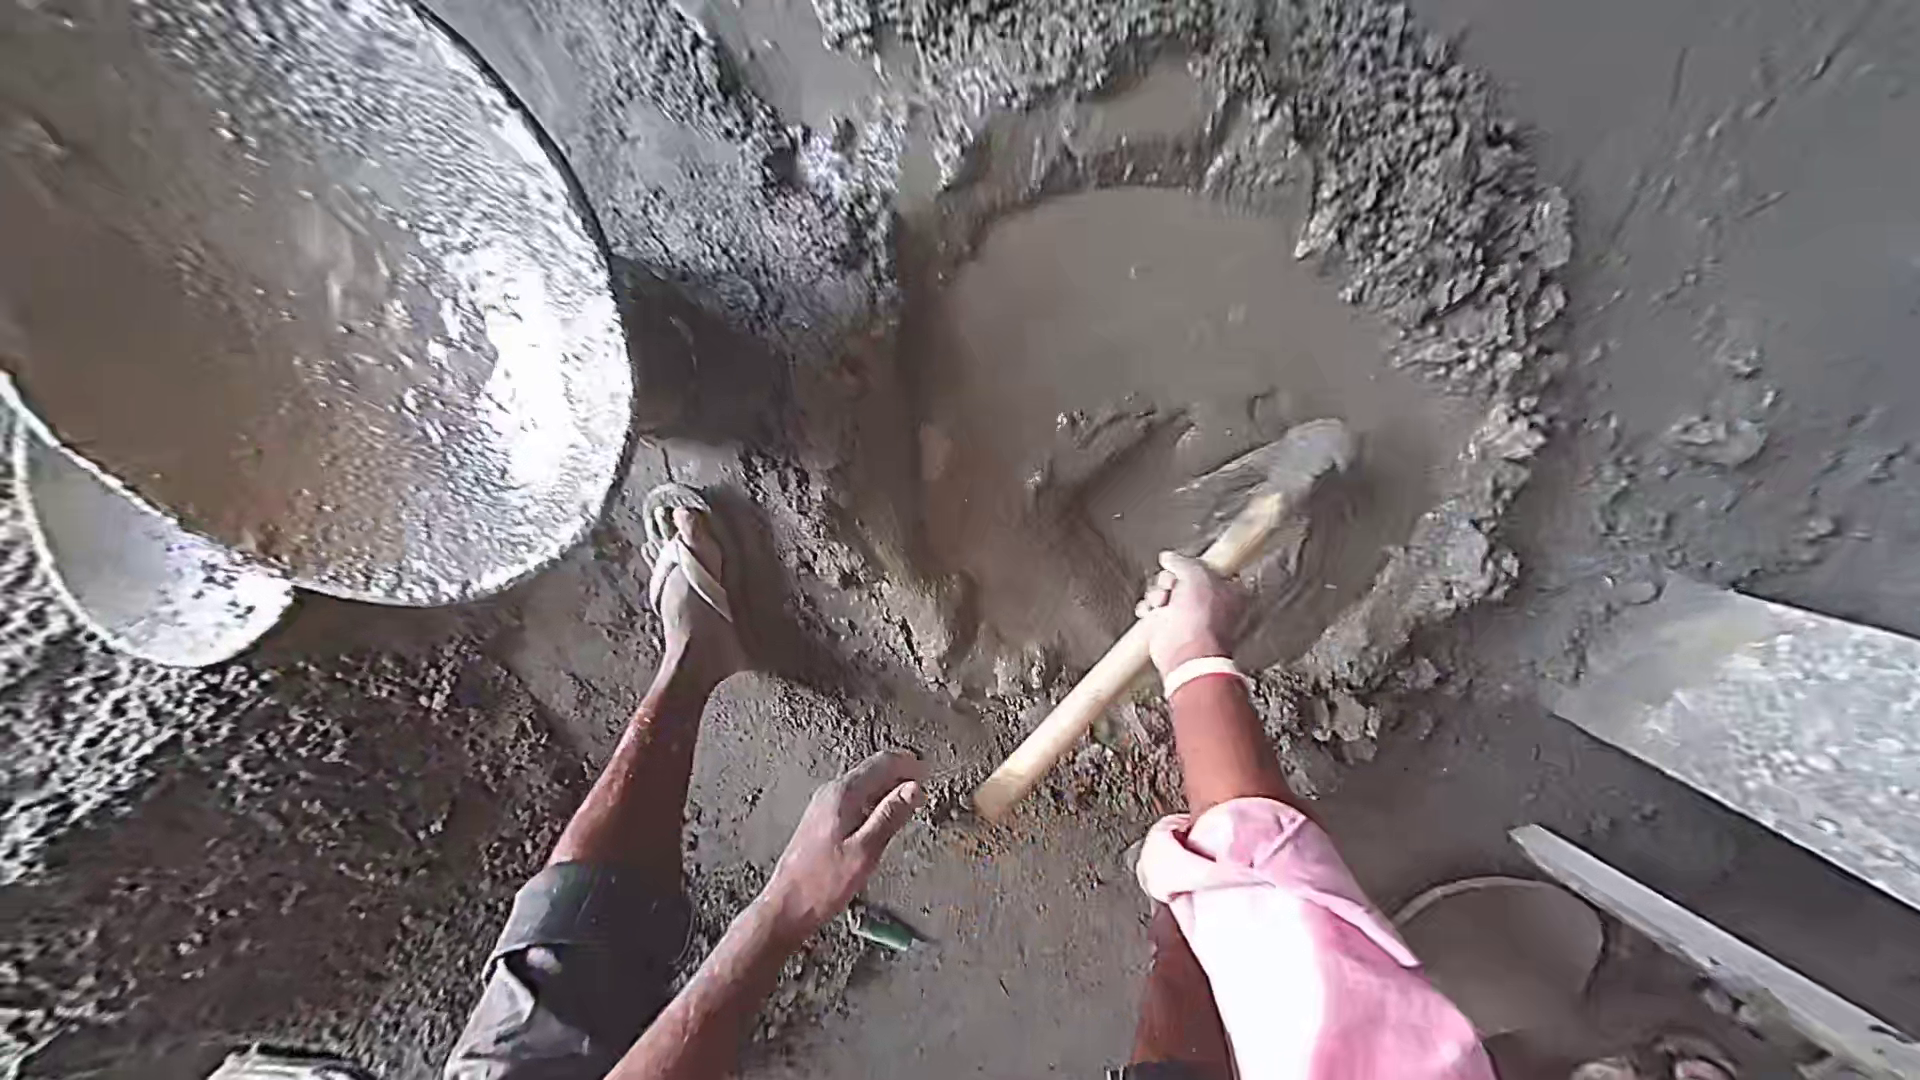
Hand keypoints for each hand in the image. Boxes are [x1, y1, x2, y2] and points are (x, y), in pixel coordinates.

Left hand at [762, 750, 924, 935]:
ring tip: (909, 802)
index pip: (882, 762)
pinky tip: (883, 818)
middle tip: (923, 786)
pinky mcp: (822, 818)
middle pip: (873, 769)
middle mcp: (832, 791)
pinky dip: (874, 800)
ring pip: (864, 783)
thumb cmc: (823, 883)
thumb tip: (914, 787)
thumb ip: (890, 815)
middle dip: (900, 773)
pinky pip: (855, 797)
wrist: (784, 908)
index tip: (929, 771)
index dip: (908, 764)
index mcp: (843, 793)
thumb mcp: (865, 851)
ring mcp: (825, 803)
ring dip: (888, 787)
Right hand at [1135, 550, 1243, 676]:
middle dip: (1169, 580)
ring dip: (1156, 593)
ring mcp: (1187, 615)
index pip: (1206, 567)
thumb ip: (1182, 562)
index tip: (1185, 567)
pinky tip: (1150, 611)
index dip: (1192, 565)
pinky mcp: (1167, 627)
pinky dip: (1147, 608)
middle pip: (1179, 577)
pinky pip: (1151, 608)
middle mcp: (1207, 603)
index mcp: (1227, 590)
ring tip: (1161, 603)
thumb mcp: (1196, 575)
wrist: (1185, 653)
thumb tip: (1168, 557)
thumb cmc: (1201, 619)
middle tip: (1172, 588)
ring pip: (1162, 590)